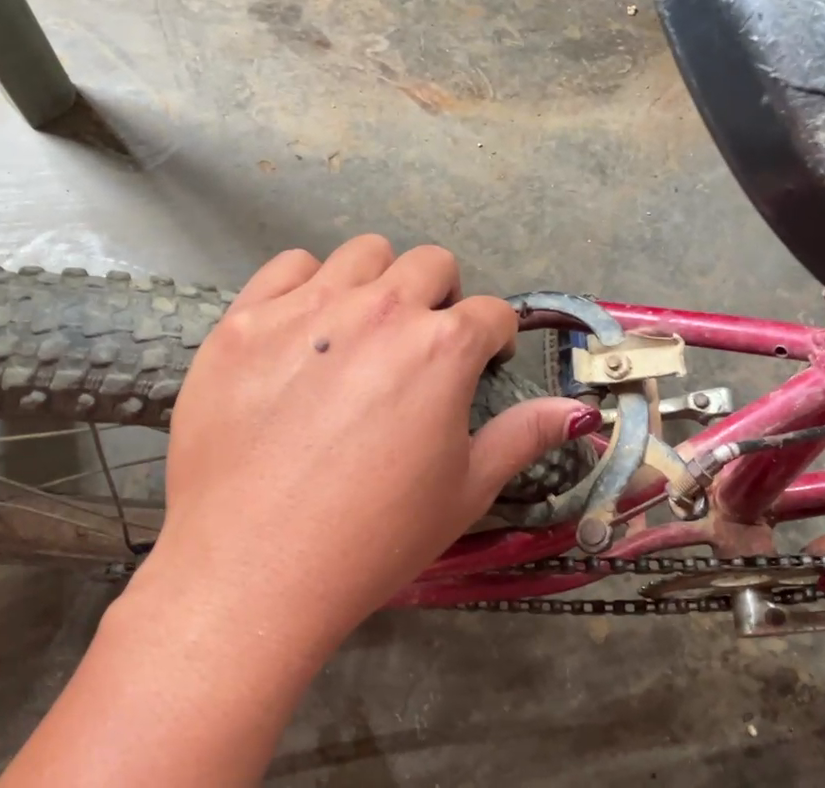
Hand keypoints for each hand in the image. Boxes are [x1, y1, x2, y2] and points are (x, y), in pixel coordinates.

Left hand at [148, 235, 591, 643]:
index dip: (493, 342)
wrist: (252, 571)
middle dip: (441, 300)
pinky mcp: (246, 319)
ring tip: (362, 335)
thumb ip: (524, 436)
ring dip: (379, 284)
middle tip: (422, 351)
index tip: (479, 369)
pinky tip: (304, 333)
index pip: (492, 314)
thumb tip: (579, 410)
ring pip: (363, 254)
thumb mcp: (465, 491)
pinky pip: (290, 266)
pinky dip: (308, 286)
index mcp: (442, 347)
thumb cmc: (374, 538)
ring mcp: (308, 309)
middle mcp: (381, 309)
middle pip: (431, 265)